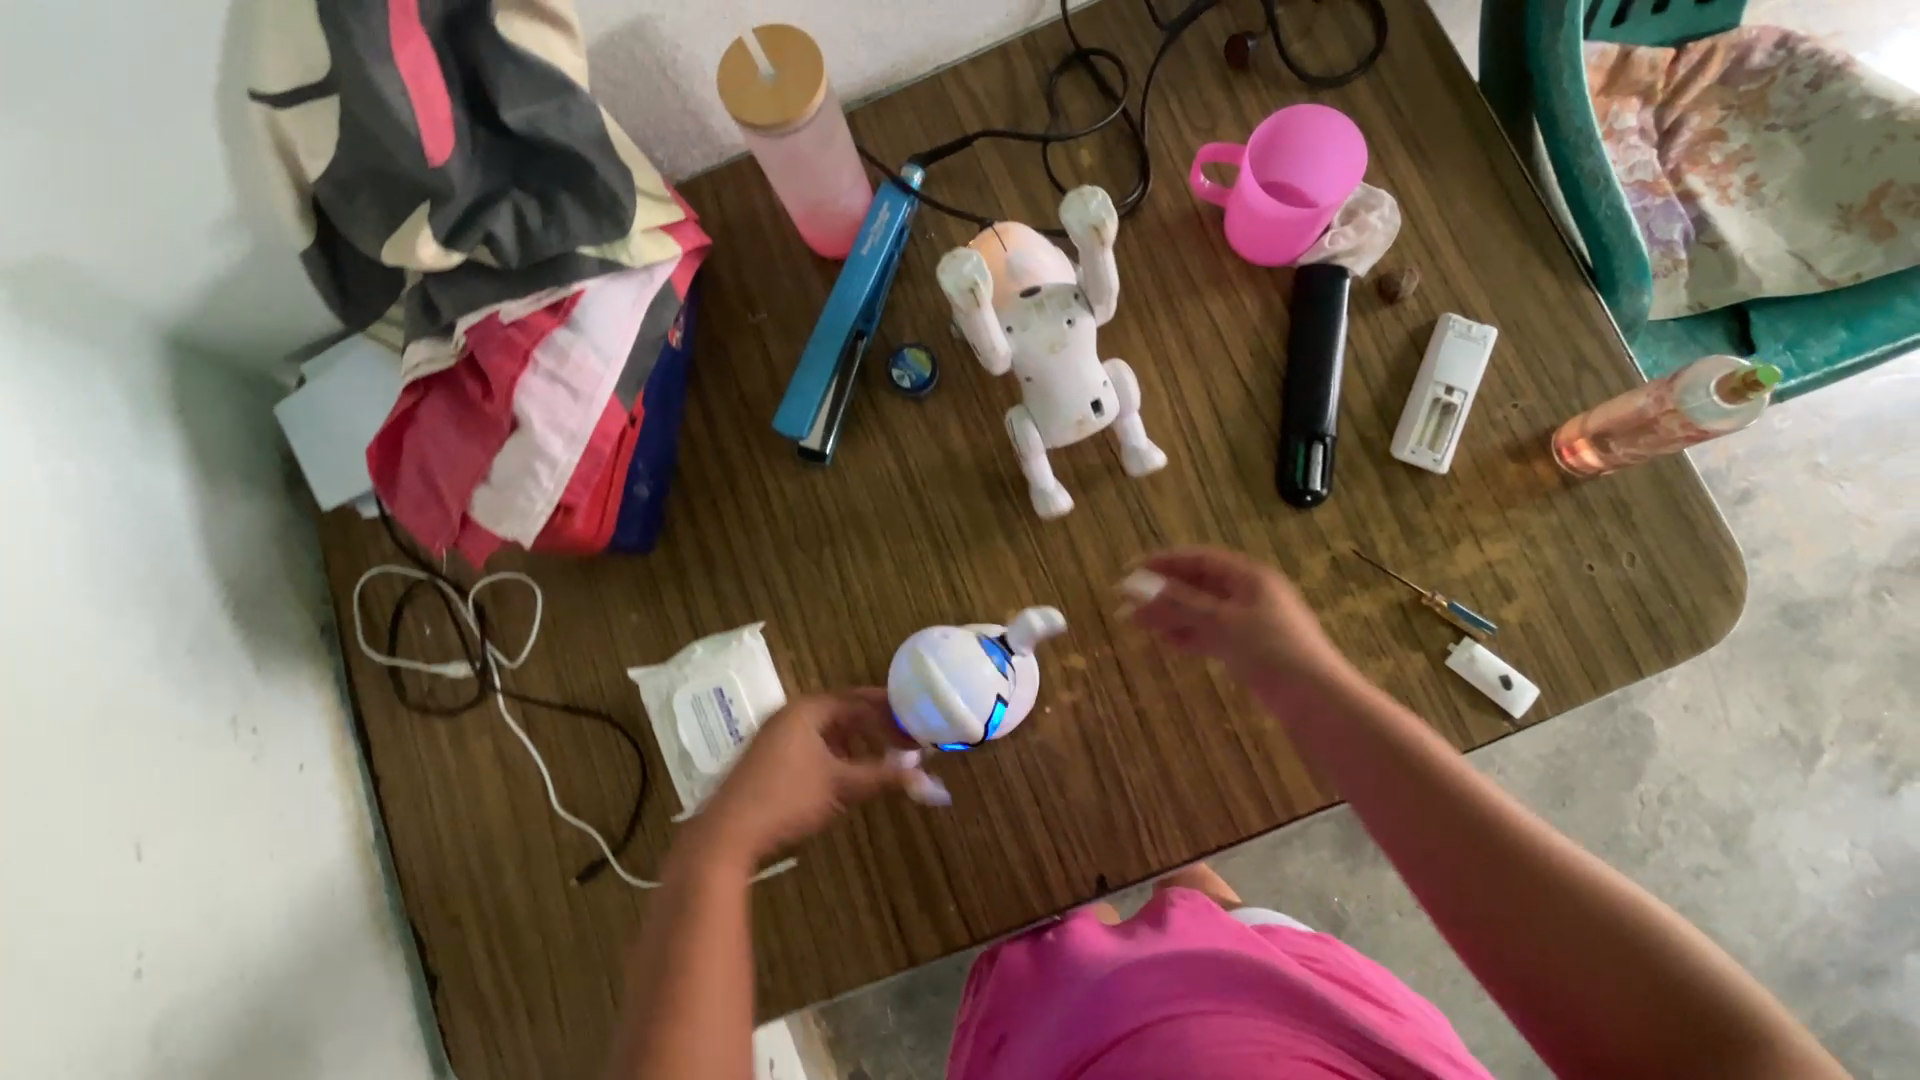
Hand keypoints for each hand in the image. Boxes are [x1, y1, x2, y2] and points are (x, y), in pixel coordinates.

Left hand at [692, 689, 947, 866]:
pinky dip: (840, 754)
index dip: (893, 711)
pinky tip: (854, 771)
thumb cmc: (786, 799)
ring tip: (889, 756)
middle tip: (909, 741)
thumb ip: (885, 777)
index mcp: (809, 709)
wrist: (726, 834)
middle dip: (879, 725)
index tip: (920, 723)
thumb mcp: (842, 787)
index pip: (860, 699)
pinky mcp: (772, 759)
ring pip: (831, 730)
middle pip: (846, 711)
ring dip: (861, 741)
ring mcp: (779, 736)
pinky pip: (816, 745)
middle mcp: (793, 714)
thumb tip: (927, 776)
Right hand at [1117, 547, 1358, 706]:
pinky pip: (1211, 634)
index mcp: (1248, 576)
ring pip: (1202, 612)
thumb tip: (1136, 588)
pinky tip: (1167, 642)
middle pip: (1198, 586)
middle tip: (1127, 604)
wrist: (1312, 697)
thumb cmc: (1269, 648)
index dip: (1164, 563)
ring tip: (1139, 624)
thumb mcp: (1220, 621)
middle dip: (1163, 593)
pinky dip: (1188, 635)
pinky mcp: (1249, 649)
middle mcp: (1249, 594)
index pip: (1199, 559)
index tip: (1132, 572)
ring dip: (1171, 616)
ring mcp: (1250, 622)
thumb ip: (1178, 603)